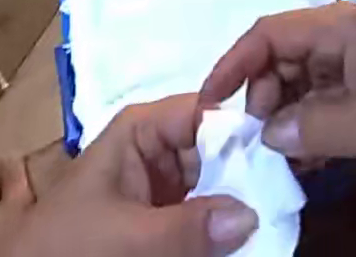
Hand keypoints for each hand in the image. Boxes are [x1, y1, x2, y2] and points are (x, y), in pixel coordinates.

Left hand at [0, 94, 257, 256]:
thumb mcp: (126, 236)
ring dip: (241, 204)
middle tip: (288, 194)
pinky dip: (224, 230)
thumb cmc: (68, 244)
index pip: (204, 112)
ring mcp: (162, 186)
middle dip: (248, 173)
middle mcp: (157, 149)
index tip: (281, 152)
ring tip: (280, 216)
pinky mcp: (164, 221)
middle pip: (215, 151)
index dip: (242, 128)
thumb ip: (188, 227)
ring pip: (215, 186)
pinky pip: (204, 219)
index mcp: (143, 130)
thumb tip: (252, 212)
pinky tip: (254, 238)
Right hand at [199, 2, 355, 176]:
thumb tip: (266, 133)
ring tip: (275, 154)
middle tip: (253, 139)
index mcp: (336, 27)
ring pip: (292, 79)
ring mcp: (345, 59)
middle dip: (258, 94)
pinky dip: (301, 123)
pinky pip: (314, 97)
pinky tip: (300, 156)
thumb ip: (315, 125)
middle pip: (277, 56)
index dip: (235, 62)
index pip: (269, 34)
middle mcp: (335, 36)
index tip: (211, 98)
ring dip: (279, 113)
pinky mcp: (355, 82)